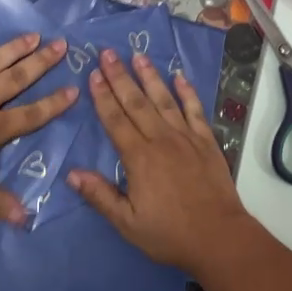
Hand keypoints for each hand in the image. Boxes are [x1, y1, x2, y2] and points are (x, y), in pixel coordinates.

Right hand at [68, 49, 253, 274]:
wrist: (219, 237)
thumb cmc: (170, 234)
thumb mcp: (128, 223)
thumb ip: (100, 196)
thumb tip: (72, 174)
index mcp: (139, 158)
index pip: (115, 120)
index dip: (103, 96)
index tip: (93, 74)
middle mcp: (161, 139)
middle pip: (136, 102)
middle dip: (120, 76)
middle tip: (108, 53)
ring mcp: (186, 137)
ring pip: (164, 99)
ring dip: (150, 76)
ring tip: (138, 55)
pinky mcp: (206, 141)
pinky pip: (194, 110)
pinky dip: (187, 92)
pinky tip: (179, 77)